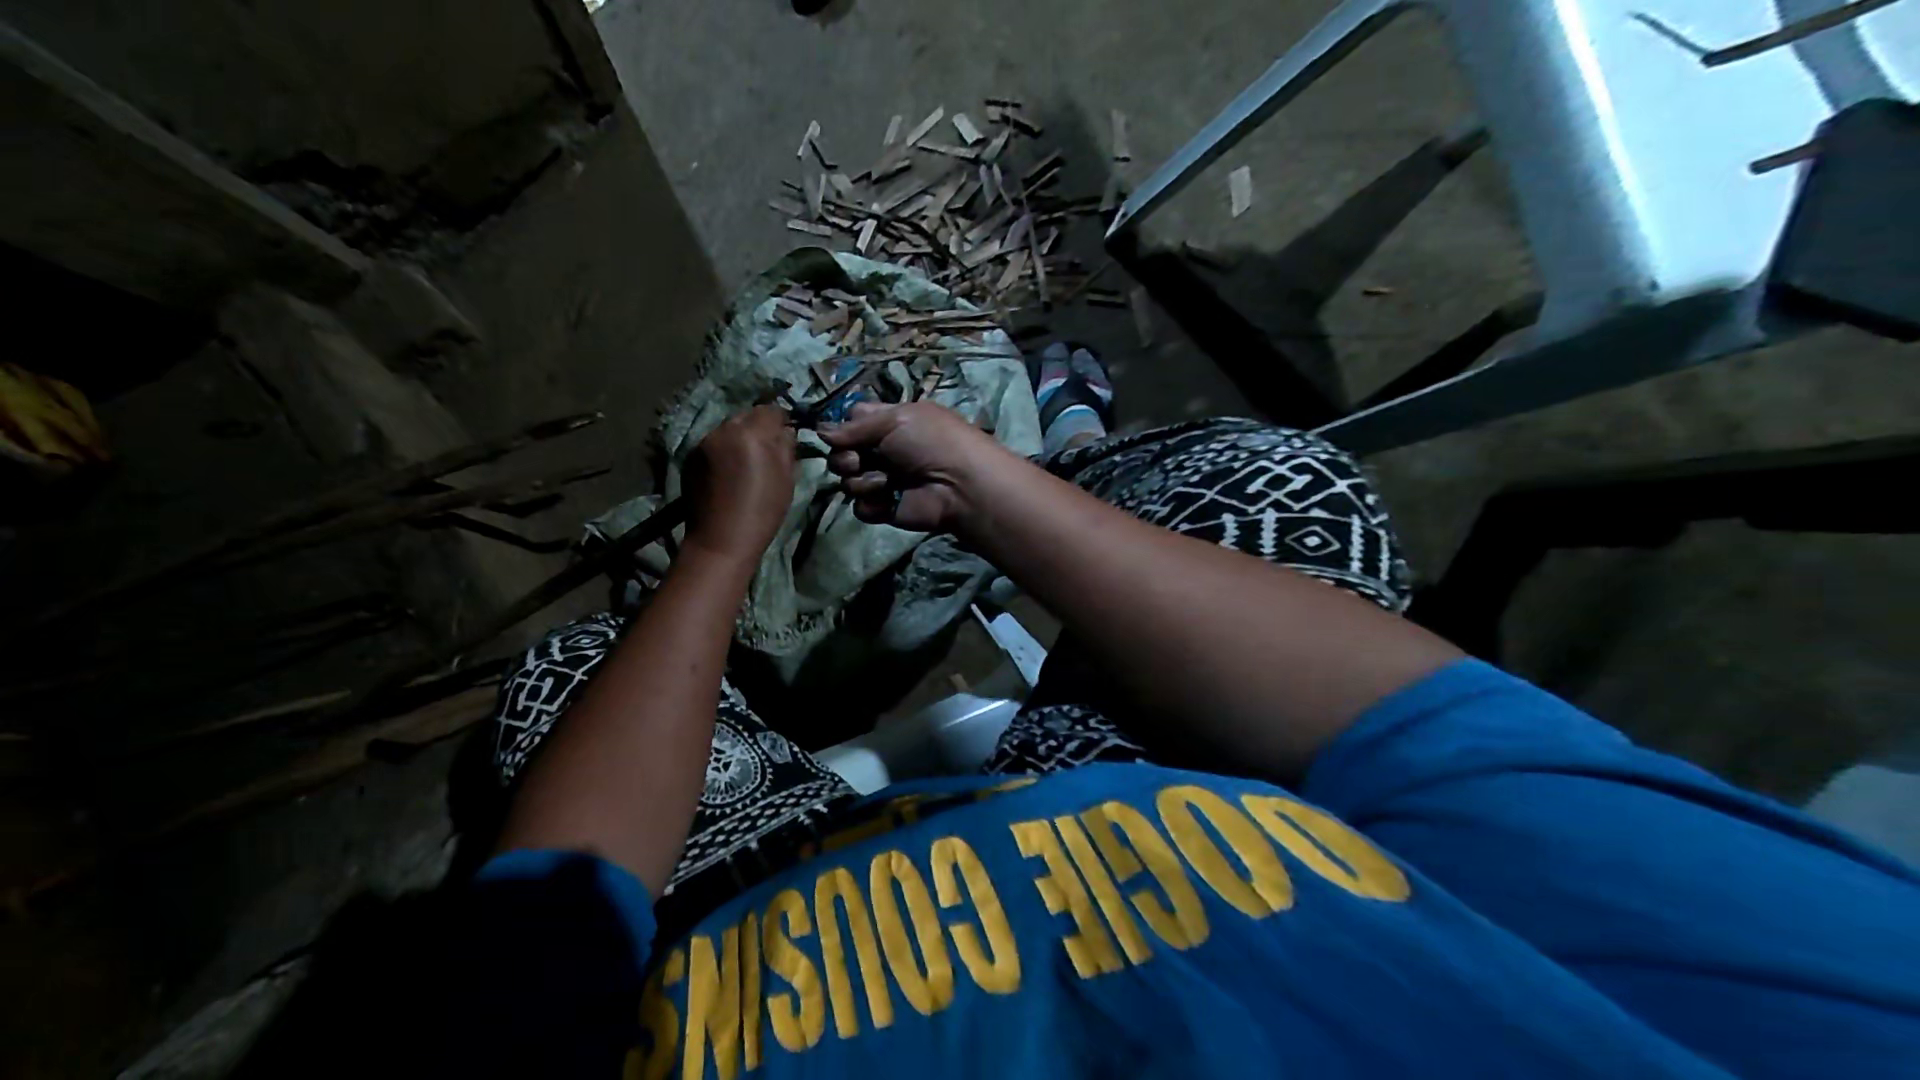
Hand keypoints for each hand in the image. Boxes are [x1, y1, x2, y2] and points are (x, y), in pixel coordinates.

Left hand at [683, 405, 796, 561]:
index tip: (786, 436)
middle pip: (747, 416)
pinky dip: (724, 450)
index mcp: (752, 433)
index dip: (781, 421)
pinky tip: (728, 472)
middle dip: (758, 428)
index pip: (771, 410)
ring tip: (746, 463)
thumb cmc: (763, 511)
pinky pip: (714, 443)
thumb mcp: (787, 478)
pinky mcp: (691, 457)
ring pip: (728, 429)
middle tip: (767, 451)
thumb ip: (787, 447)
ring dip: (739, 439)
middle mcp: (724, 429)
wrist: (721, 539)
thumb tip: (785, 432)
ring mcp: (703, 442)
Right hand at [820, 401, 1013, 533]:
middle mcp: (881, 451)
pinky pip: (859, 506)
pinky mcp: (884, 509)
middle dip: (846, 456)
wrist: (958, 484)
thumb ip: (854, 426)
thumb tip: (819, 432)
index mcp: (887, 424)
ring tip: (887, 481)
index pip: (850, 422)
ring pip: (846, 480)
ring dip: (863, 479)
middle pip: (840, 452)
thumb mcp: (895, 419)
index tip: (846, 432)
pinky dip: (872, 503)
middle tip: (862, 459)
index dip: (844, 428)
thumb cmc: (931, 441)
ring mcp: (882, 481)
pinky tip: (891, 499)